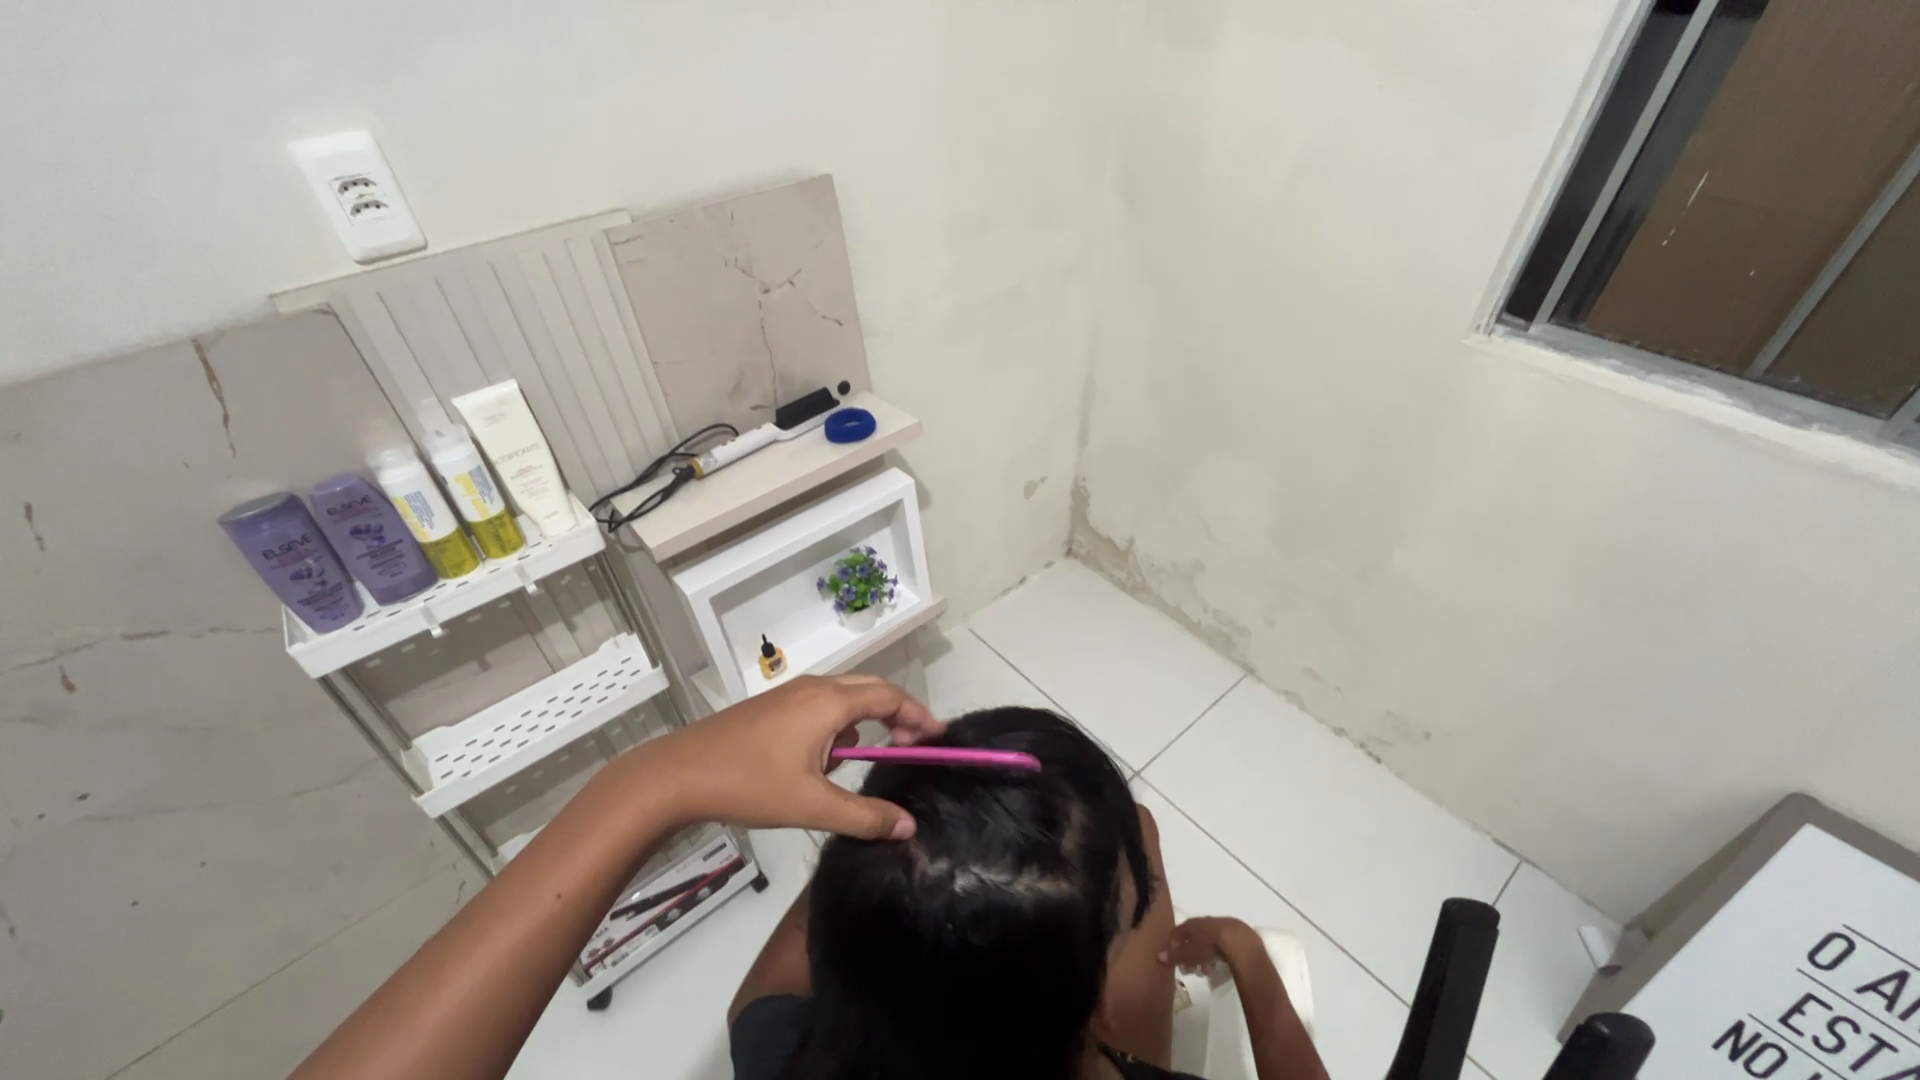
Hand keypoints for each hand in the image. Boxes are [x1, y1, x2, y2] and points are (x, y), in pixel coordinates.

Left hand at [641, 674, 943, 840]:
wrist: (677, 775)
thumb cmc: (749, 784)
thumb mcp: (812, 805)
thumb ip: (863, 816)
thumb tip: (908, 826)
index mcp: (829, 702)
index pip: (889, 696)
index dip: (918, 715)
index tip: (937, 738)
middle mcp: (814, 688)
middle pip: (870, 689)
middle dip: (897, 713)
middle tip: (913, 745)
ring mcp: (790, 695)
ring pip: (844, 697)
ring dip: (865, 719)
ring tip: (870, 757)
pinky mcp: (773, 707)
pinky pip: (821, 705)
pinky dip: (839, 723)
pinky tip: (826, 761)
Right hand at [1160, 916, 1256, 974]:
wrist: (1240, 942)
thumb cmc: (1210, 946)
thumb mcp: (1189, 954)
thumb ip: (1174, 956)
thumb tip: (1158, 956)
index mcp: (1192, 924)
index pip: (1178, 931)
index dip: (1173, 944)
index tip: (1171, 956)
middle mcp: (1205, 922)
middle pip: (1193, 938)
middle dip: (1189, 954)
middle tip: (1189, 970)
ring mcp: (1222, 926)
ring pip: (1208, 942)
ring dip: (1203, 957)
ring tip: (1206, 972)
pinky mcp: (1236, 934)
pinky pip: (1221, 944)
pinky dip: (1216, 954)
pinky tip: (1218, 966)